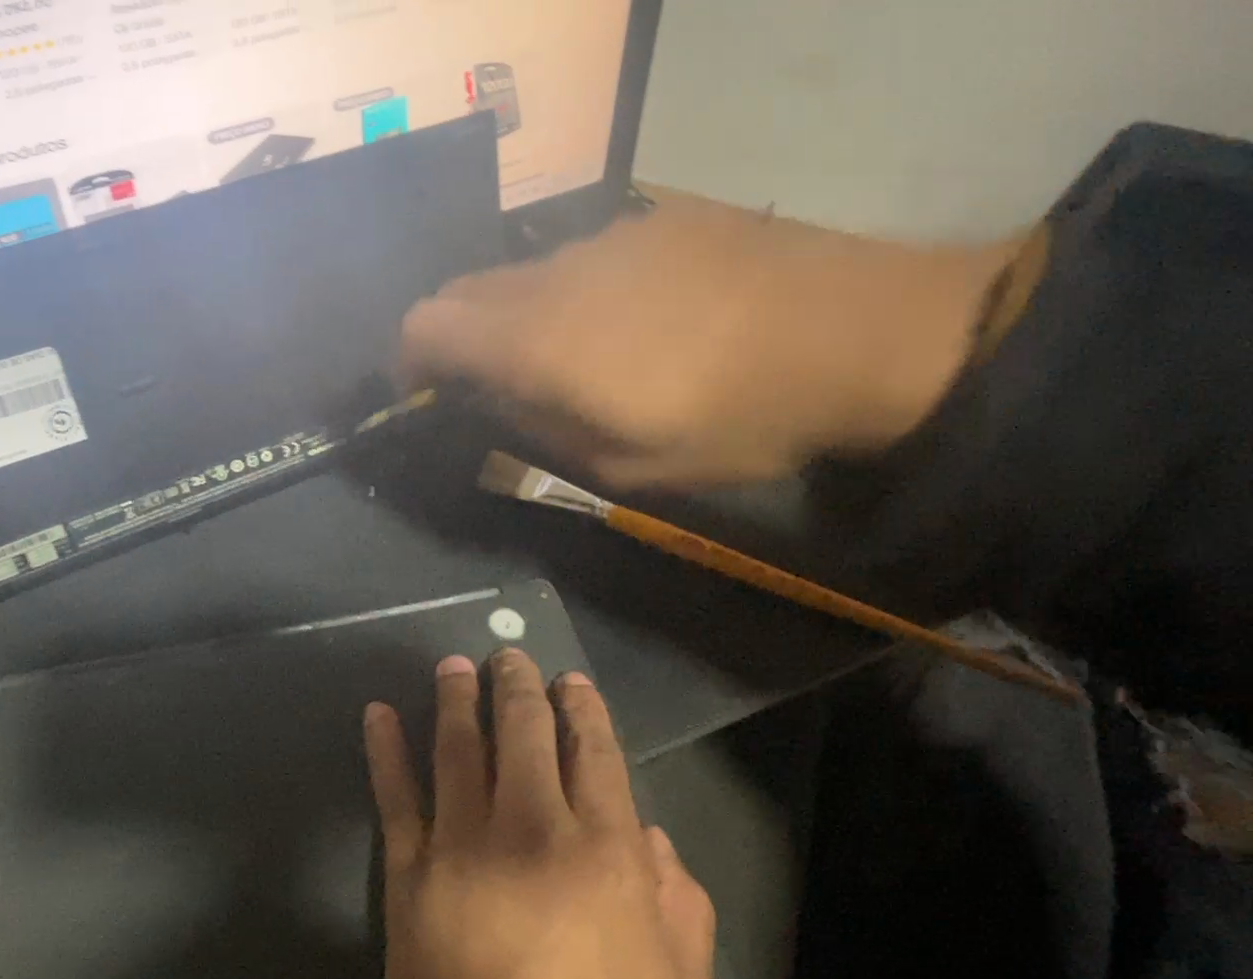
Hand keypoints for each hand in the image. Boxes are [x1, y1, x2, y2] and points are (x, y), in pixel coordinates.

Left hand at [364, 651, 715, 978]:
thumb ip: (679, 907)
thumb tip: (653, 839)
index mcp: (608, 853)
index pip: (595, 755)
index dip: (583, 710)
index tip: (569, 680)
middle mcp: (532, 831)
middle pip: (525, 736)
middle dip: (518, 688)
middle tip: (508, 656)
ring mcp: (463, 846)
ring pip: (459, 749)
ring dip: (456, 700)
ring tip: (453, 666)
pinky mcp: (409, 874)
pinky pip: (395, 796)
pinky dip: (384, 749)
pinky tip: (378, 712)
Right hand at [400, 195, 1020, 487]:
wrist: (863, 333)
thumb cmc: (736, 419)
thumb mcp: (624, 463)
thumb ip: (539, 433)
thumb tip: (496, 407)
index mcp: (536, 340)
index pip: (424, 325)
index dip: (409, 361)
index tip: (428, 396)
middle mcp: (553, 276)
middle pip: (463, 290)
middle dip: (456, 338)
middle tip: (492, 385)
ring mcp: (605, 240)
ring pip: (522, 273)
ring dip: (517, 316)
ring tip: (573, 358)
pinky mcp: (653, 221)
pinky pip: (580, 257)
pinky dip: (572, 292)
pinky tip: (635, 322)